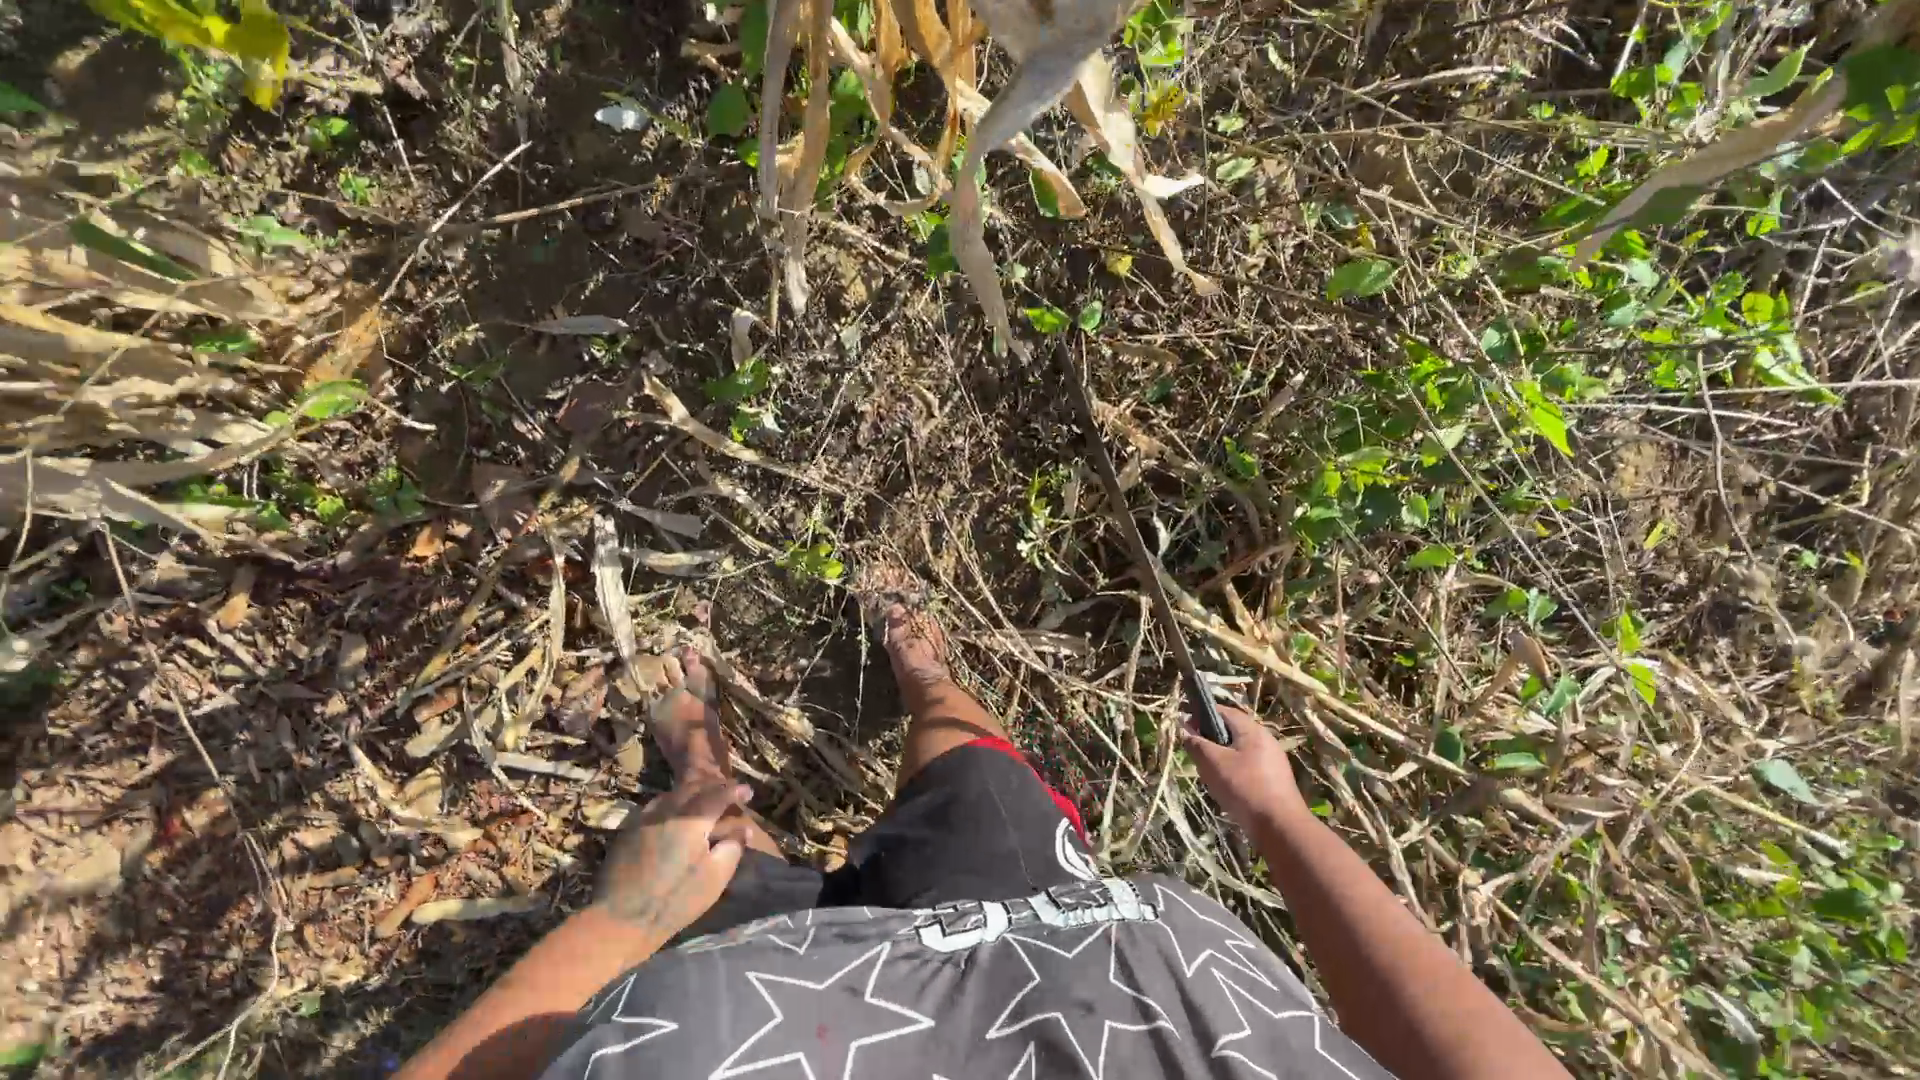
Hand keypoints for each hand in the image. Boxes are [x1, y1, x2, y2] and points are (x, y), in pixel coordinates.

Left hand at [596, 781, 749, 933]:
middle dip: (714, 787)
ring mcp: (645, 818)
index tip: (749, 792)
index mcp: (692, 819)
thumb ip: (733, 847)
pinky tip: (676, 818)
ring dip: (693, 793)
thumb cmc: (675, 900)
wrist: (621, 920)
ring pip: (674, 794)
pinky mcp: (629, 830)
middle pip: (695, 787)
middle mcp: (668, 810)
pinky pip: (656, 807)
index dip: (736, 791)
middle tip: (728, 795)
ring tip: (704, 803)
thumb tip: (743, 829)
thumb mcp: (716, 877)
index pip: (719, 794)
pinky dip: (673, 804)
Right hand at [1181, 706, 1309, 831]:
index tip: (1185, 727)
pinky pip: (1248, 767)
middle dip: (1210, 739)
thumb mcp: (1212, 763)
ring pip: (1239, 750)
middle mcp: (1266, 740)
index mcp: (1252, 730)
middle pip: (1231, 731)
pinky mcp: (1274, 779)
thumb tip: (1185, 729)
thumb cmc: (1243, 787)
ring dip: (1221, 757)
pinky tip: (1227, 788)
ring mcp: (1273, 760)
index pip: (1223, 711)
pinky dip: (1233, 771)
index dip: (1201, 715)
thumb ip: (1196, 744)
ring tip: (1209, 774)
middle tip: (1195, 753)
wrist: (1279, 825)